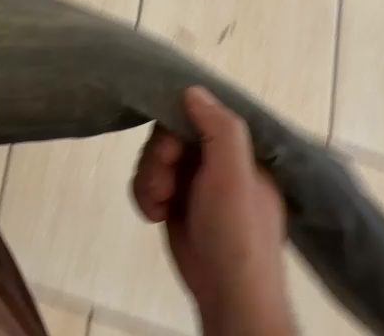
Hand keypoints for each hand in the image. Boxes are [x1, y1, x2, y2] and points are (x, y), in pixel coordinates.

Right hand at [132, 87, 291, 334]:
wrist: (227, 295)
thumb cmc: (237, 234)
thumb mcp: (234, 178)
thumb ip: (220, 130)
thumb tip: (192, 89)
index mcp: (239, 152)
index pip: (196, 115)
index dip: (173, 127)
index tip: (170, 149)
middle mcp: (217, 162)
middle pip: (167, 135)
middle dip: (158, 160)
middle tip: (165, 186)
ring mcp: (195, 182)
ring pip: (153, 157)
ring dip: (148, 180)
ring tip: (160, 207)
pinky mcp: (175, 202)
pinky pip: (146, 180)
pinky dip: (144, 195)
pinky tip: (155, 215)